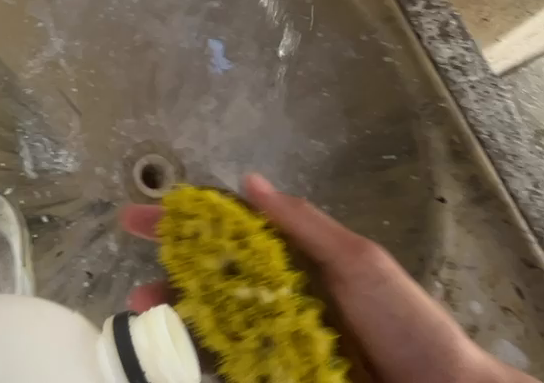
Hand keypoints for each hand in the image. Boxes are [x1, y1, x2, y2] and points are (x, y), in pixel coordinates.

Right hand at [121, 174, 536, 382]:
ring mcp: (277, 340)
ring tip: (146, 324)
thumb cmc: (407, 321)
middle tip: (135, 290)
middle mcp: (276, 295)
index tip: (140, 216)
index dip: (182, 221)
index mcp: (291, 259)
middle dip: (166, 277)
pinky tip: (178, 357)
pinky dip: (202, 358)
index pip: (225, 230)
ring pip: (213, 324)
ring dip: (176, 322)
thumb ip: (302, 225)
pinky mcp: (279, 376)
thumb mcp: (359, 261)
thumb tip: (249, 179)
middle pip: (209, 278)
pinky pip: (233, 363)